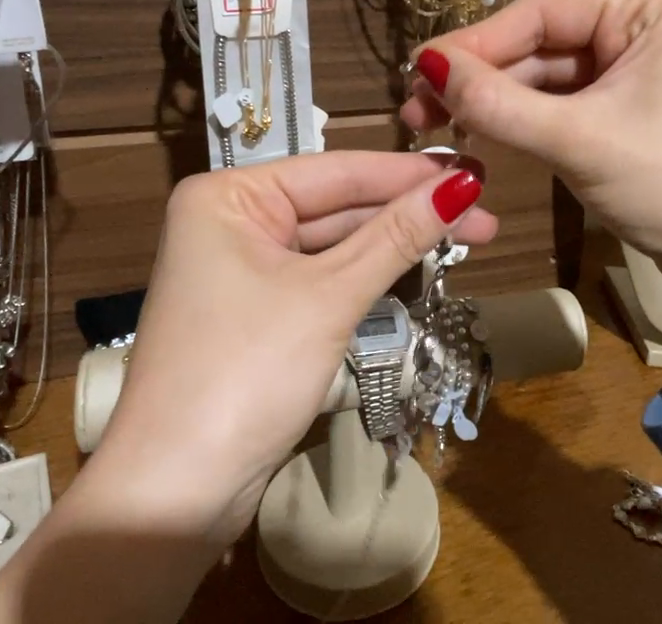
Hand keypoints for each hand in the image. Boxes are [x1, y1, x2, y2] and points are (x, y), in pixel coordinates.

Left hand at [0, 150, 494, 623]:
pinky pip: (321, 277)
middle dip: (410, 212)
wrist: (175, 493)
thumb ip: (396, 237)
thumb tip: (462, 184)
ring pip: (332, 243)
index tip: (475, 169)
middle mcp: (230, 220)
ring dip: (394, 244)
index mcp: (228, 196)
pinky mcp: (257, 311)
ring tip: (468, 237)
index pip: (336, 171)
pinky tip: (415, 265)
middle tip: (485, 213)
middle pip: (336, 206)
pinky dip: (366, 274)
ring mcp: (242, 268)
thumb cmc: (246, 373)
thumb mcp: (328, 298)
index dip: (409, 173)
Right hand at [402, 0, 661, 407]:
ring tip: (433, 123)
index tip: (415, 71)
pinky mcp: (626, 107)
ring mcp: (635, 67)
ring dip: (493, 101)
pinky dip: (520, 120)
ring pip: (545, 76)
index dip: (474, 44)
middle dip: (479, 78)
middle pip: (540, 43)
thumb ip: (496, 102)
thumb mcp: (578, 140)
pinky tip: (476, 132)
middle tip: (416, 106)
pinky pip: (561, 103)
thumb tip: (423, 64)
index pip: (542, 13)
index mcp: (650, 6)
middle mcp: (643, 24)